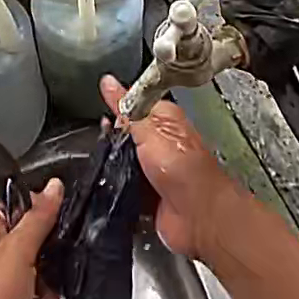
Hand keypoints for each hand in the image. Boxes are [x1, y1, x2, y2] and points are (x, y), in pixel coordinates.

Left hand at [0, 177, 63, 298]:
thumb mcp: (19, 251)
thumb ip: (38, 218)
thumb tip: (53, 186)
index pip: (19, 208)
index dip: (38, 217)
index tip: (50, 227)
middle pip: (36, 247)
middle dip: (47, 266)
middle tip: (43, 274)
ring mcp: (2, 290)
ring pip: (41, 280)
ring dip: (46, 296)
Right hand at [101, 75, 243, 259]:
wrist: (197, 216)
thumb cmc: (184, 168)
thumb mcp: (147, 128)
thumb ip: (125, 108)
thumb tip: (109, 82)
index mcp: (165, 118)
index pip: (135, 103)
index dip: (116, 104)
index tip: (100, 106)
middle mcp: (161, 141)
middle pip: (126, 133)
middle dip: (113, 136)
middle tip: (103, 137)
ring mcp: (155, 169)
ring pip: (123, 159)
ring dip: (114, 162)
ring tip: (106, 161)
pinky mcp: (148, 193)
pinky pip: (124, 184)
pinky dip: (117, 184)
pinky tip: (111, 182)